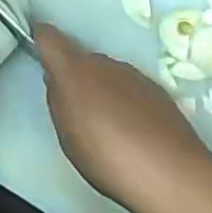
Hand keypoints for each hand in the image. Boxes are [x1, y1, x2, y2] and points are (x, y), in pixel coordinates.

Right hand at [35, 23, 211, 204]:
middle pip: (81, 58)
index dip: (41, 40)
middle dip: (75, 76)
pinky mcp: (159, 92)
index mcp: (74, 69)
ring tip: (109, 128)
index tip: (38, 50)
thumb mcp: (66, 134)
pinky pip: (131, 89)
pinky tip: (135, 134)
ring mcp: (134, 75)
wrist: (173, 176)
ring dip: (103, 90)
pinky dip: (127, 103)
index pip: (49, 37)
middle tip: (76, 109)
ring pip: (108, 74)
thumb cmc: (107, 157)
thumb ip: (57, 100)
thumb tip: (57, 82)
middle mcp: (104, 62)